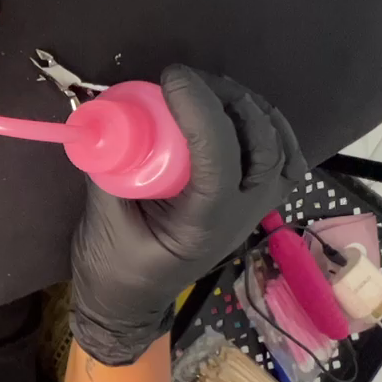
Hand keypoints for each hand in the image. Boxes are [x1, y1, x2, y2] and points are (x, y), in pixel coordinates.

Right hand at [70, 67, 306, 365]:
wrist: (126, 302)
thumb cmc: (112, 266)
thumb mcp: (102, 218)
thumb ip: (109, 166)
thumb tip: (105, 112)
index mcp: (203, 225)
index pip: (219, 158)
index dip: (201, 110)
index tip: (171, 78)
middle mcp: (240, 217)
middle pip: (260, 147)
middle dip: (228, 101)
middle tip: (185, 79)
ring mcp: (252, 211)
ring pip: (279, 151)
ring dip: (250, 110)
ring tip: (210, 89)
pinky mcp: (250, 204)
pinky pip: (279, 160)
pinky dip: (267, 128)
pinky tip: (238, 110)